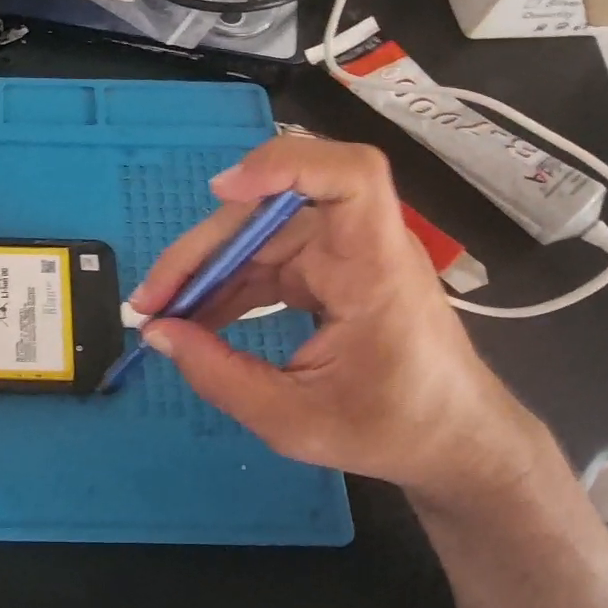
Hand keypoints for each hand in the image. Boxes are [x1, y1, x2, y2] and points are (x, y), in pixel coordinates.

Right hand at [132, 136, 552, 503]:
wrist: (455, 443)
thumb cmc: (394, 430)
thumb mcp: (296, 422)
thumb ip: (220, 376)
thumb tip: (158, 332)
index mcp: (376, 269)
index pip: (351, 177)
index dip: (285, 164)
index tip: (221, 192)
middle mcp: (360, 245)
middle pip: (270, 212)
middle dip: (203, 251)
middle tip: (152, 302)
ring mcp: (342, 254)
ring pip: (257, 235)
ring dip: (205, 269)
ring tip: (162, 313)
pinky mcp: (328, 270)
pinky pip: (265, 260)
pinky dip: (226, 284)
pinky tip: (195, 316)